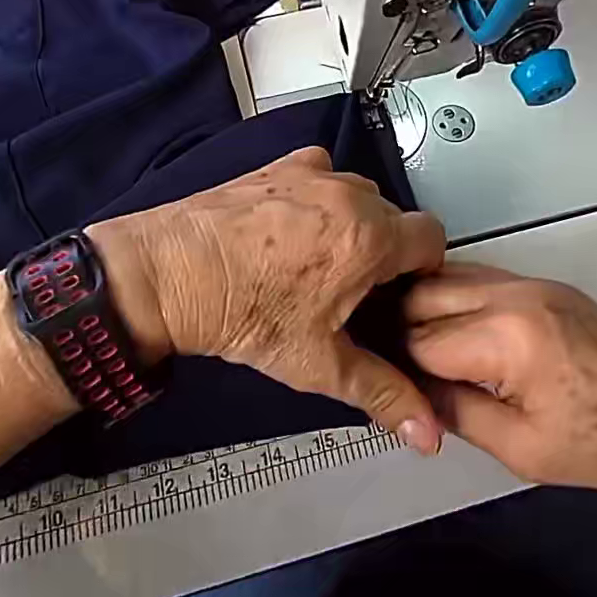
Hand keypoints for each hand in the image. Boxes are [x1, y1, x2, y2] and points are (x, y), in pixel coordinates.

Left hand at [89, 147, 448, 452]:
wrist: (165, 275)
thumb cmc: (236, 312)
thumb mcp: (316, 362)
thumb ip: (382, 394)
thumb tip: (424, 430)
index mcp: (368, 236)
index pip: (432, 240)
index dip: (419, 271)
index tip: (396, 293)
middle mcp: (343, 194)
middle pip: (392, 217)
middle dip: (381, 251)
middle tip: (349, 287)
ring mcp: (306, 174)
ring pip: (354, 196)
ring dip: (347, 223)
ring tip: (312, 261)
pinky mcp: (272, 166)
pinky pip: (314, 175)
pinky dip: (312, 198)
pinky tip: (287, 231)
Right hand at [404, 263, 596, 530]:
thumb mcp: (520, 449)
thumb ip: (452, 411)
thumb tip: (409, 392)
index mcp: (507, 338)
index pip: (415, 342)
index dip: (397, 371)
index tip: (391, 393)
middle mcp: (513, 295)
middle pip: (419, 297)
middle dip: (398, 333)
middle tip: (394, 370)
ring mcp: (531, 284)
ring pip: (442, 280)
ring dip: (420, 311)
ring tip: (413, 351)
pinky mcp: (544, 286)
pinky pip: (475, 279)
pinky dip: (449, 301)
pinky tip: (448, 332)